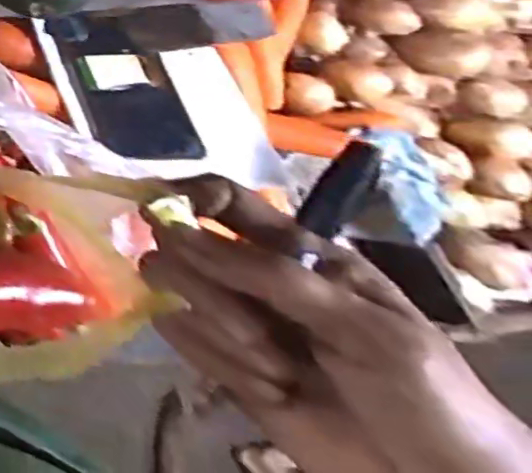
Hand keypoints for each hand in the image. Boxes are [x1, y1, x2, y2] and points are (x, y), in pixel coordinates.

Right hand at [143, 176, 531, 472]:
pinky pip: (174, 330)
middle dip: (207, 286)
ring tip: (277, 369)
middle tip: (254, 327)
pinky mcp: (214, 352)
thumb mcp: (371, 330)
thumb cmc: (427, 396)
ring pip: (169, 284)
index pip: (221, 197)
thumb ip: (274, 275)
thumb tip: (175, 230)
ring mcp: (229, 313)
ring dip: (220, 330)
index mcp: (296, 253)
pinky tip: (268, 389)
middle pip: (178, 241)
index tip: (164, 214)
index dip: (185, 195)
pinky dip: (218, 362)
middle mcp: (251, 273)